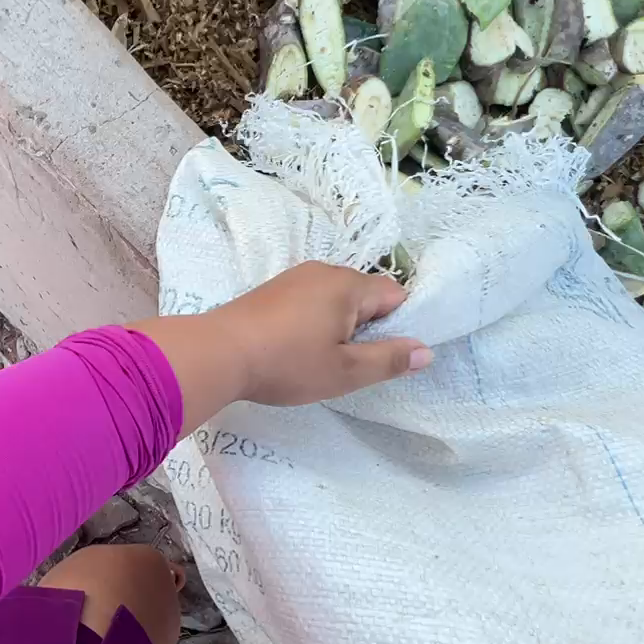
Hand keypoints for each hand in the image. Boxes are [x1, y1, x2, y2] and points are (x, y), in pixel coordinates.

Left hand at [132, 262, 432, 430]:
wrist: (216, 354)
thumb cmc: (285, 364)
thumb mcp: (343, 372)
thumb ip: (388, 360)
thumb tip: (427, 351)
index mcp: (348, 285)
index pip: (395, 296)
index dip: (395, 327)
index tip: (377, 357)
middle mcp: (322, 272)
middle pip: (363, 296)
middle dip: (363, 328)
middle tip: (344, 364)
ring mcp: (292, 279)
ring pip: (332, 300)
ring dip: (333, 327)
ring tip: (314, 360)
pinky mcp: (268, 292)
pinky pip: (305, 303)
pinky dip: (308, 323)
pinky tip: (290, 349)